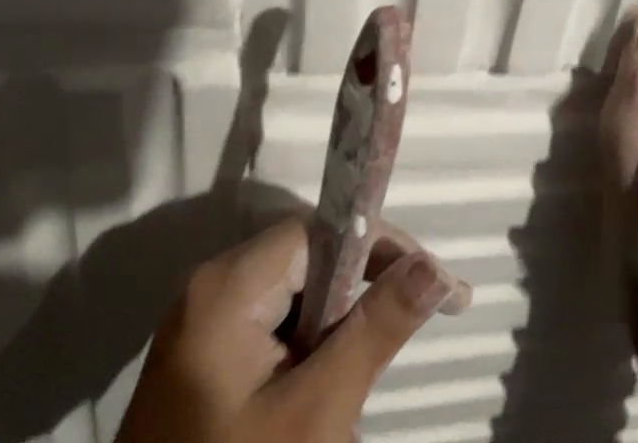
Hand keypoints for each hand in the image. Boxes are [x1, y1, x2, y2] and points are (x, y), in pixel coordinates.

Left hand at [115, 216, 470, 442]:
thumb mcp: (316, 408)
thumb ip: (374, 329)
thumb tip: (433, 268)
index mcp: (227, 286)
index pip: (318, 229)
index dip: (380, 246)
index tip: (434, 282)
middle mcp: (209, 288)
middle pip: (307, 259)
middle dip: (362, 292)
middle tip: (415, 326)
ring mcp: (202, 322)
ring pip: (295, 296)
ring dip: (338, 329)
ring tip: (360, 384)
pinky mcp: (204, 355)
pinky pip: (272, 327)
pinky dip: (308, 350)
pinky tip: (323, 395)